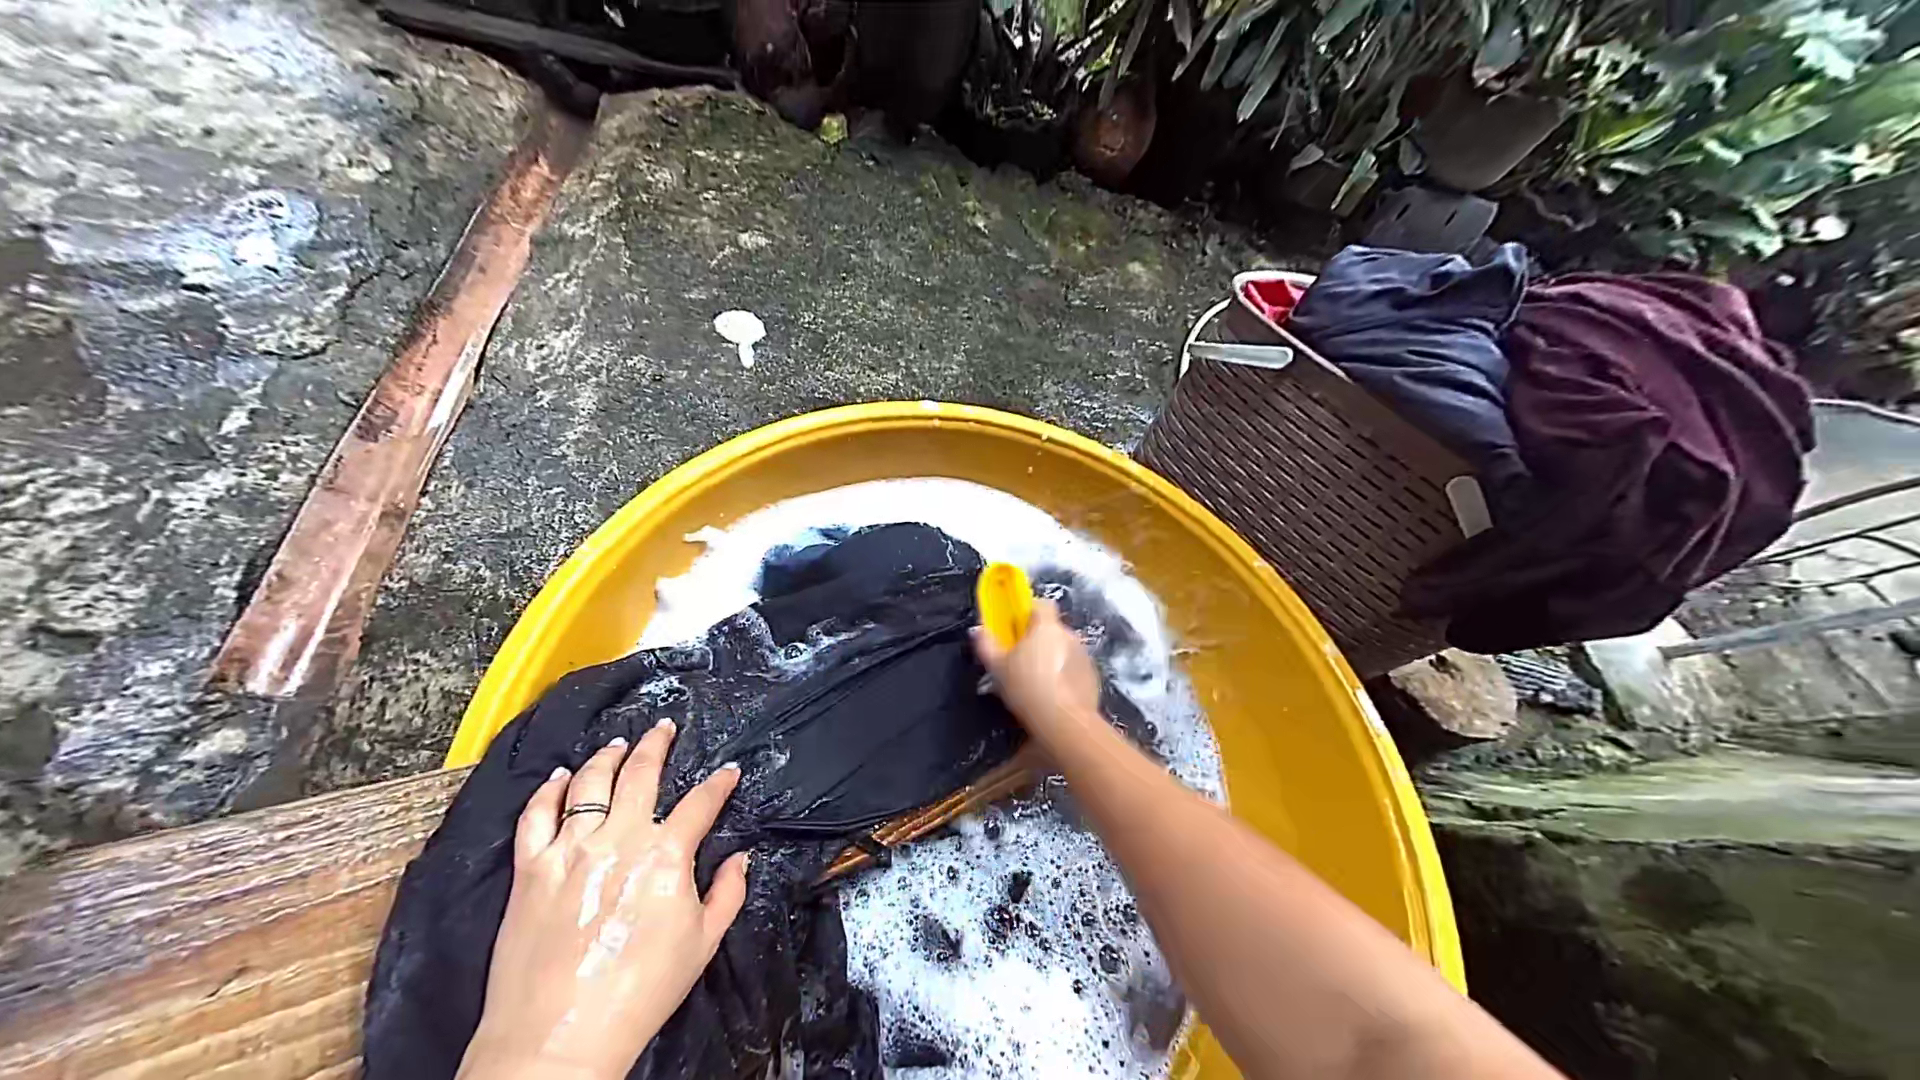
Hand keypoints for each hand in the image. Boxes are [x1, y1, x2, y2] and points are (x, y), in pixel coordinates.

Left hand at [457, 721, 748, 1079]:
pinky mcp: (530, 871)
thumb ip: (728, 892)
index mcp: (665, 855)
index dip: (719, 782)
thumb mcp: (703, 944)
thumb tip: (740, 858)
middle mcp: (619, 839)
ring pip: (589, 784)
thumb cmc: (640, 992)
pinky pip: (536, 817)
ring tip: (617, 744)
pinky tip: (561, 777)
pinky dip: (549, 791)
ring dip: (606, 757)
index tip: (728, 772)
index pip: (700, 802)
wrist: (557, 1041)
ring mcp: (570, 851)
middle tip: (664, 727)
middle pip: (639, 774)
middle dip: (656, 744)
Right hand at [971, 598, 1102, 744]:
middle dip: (1037, 639)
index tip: (1013, 628)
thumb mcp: (997, 667)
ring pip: (1063, 649)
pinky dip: (1064, 675)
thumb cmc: (1027, 688)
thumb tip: (978, 630)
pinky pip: (1074, 668)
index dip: (1026, 612)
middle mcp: (1069, 635)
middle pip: (1050, 628)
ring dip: (1052, 658)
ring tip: (1036, 682)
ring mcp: (1084, 655)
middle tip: (1019, 660)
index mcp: (1047, 626)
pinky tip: (1053, 695)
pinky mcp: (1093, 676)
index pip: (1039, 603)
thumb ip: (986, 644)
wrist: (1064, 723)